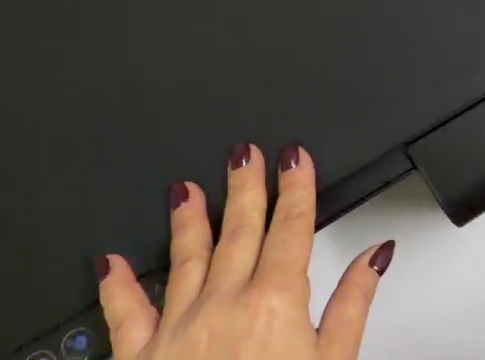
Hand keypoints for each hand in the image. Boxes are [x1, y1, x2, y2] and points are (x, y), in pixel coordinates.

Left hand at [95, 144, 393, 359]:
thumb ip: (353, 304)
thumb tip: (376, 255)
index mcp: (275, 302)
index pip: (290, 226)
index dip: (295, 186)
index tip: (294, 157)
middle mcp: (223, 307)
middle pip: (238, 231)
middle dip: (244, 186)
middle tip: (243, 151)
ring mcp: (176, 333)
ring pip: (184, 260)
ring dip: (187, 220)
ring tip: (184, 189)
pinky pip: (123, 317)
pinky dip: (116, 287)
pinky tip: (108, 263)